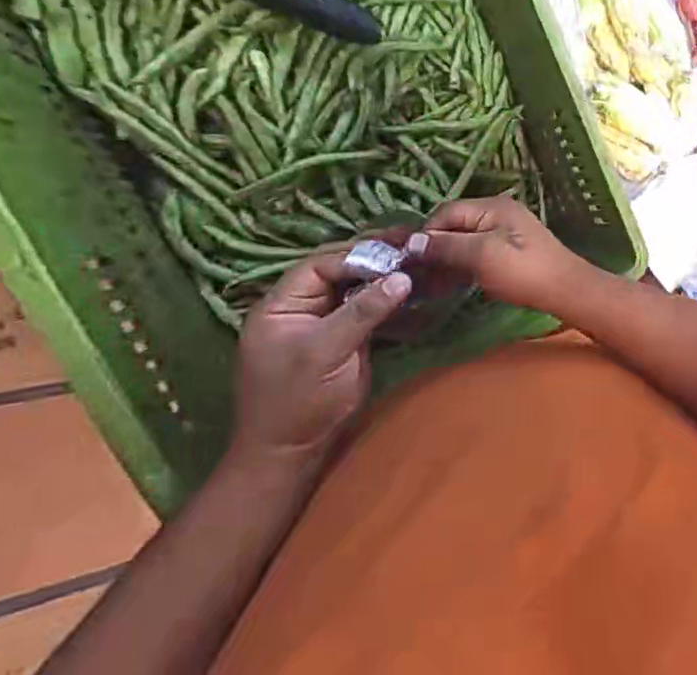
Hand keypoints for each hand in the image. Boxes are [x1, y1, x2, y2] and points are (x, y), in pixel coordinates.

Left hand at [231, 238, 413, 464]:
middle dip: (374, 257)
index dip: (357, 256)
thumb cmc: (298, 401)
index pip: (320, 265)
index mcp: (280, 306)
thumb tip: (402, 277)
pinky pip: (367, 306)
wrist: (294, 452)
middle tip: (410, 243)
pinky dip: (388, 295)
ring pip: (355, 286)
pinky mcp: (345, 336)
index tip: (395, 252)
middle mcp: (300, 307)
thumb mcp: (326, 352)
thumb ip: (362, 311)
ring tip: (416, 258)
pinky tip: (411, 285)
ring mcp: (324, 321)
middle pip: (339, 270)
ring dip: (384, 273)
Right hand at [416, 197, 592, 310]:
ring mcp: (504, 231)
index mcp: (492, 206)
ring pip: (463, 241)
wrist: (566, 290)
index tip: (409, 261)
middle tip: (415, 275)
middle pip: (453, 225)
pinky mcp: (508, 250)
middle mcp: (497, 212)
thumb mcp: (483, 256)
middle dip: (433, 248)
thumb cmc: (525, 271)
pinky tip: (449, 284)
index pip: (446, 212)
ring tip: (428, 284)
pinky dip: (460, 266)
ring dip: (445, 260)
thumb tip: (412, 241)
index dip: (425, 234)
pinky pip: (475, 253)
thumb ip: (447, 246)